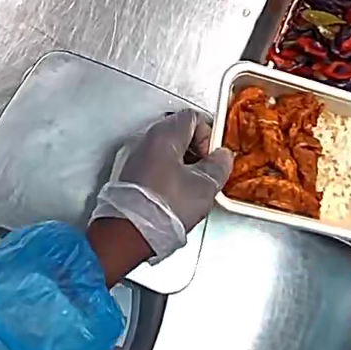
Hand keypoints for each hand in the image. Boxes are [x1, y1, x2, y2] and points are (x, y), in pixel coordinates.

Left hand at [89, 111, 233, 265]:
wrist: (129, 232)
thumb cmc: (165, 206)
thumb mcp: (204, 186)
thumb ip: (218, 165)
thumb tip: (223, 156)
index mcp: (164, 134)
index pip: (193, 117)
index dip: (209, 135)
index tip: (214, 157)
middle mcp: (145, 139)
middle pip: (179, 132)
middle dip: (197, 151)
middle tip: (206, 173)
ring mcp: (134, 156)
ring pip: (166, 150)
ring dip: (183, 164)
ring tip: (191, 188)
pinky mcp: (128, 174)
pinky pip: (154, 165)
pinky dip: (167, 174)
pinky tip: (174, 195)